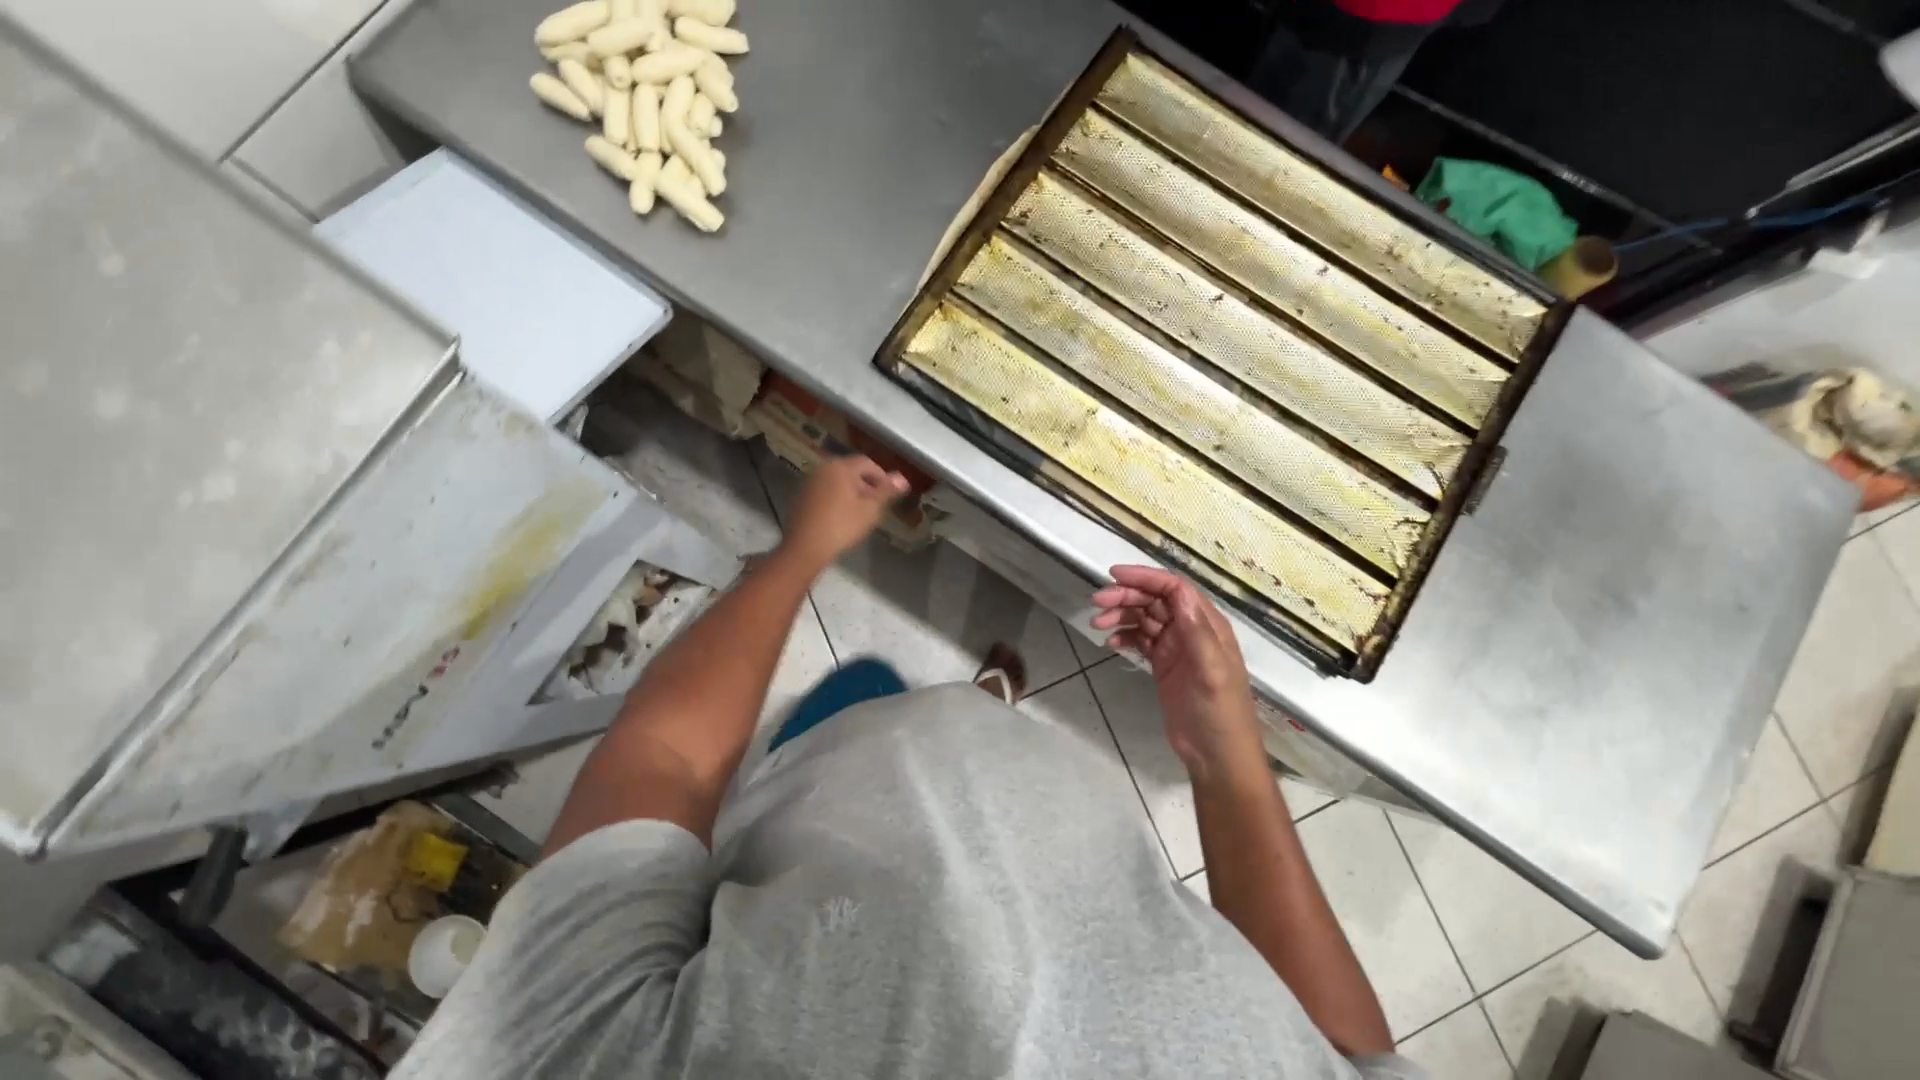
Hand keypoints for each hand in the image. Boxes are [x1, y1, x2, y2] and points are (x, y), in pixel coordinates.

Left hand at [777, 454, 908, 570]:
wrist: (806, 546)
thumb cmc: (842, 525)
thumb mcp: (870, 509)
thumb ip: (887, 491)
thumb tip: (903, 479)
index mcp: (841, 466)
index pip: (867, 463)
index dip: (882, 477)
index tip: (890, 494)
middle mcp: (823, 468)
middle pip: (851, 470)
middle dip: (866, 484)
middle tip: (876, 504)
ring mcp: (809, 482)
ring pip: (837, 480)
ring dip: (851, 491)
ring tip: (860, 511)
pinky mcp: (801, 496)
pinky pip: (824, 490)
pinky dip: (836, 497)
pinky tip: (841, 516)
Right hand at [1091, 565, 1262, 775]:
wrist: (1216, 755)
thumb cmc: (1220, 713)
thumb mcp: (1211, 672)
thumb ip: (1196, 632)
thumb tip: (1178, 592)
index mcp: (1208, 625)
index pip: (1175, 588)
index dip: (1146, 577)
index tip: (1114, 576)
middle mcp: (1192, 630)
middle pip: (1156, 600)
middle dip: (1127, 596)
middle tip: (1097, 602)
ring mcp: (1176, 647)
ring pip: (1145, 618)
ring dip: (1122, 615)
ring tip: (1097, 623)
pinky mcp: (1163, 665)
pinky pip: (1141, 640)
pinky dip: (1125, 636)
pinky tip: (1111, 643)